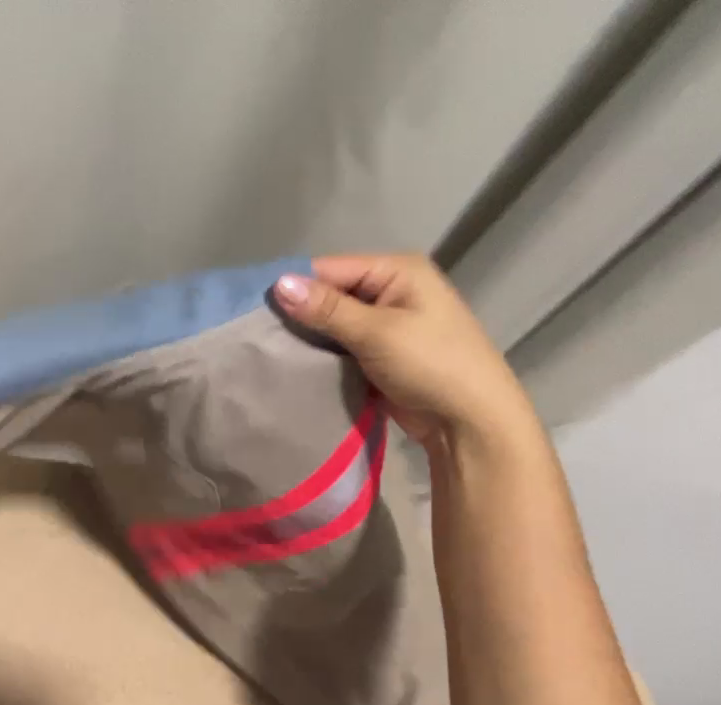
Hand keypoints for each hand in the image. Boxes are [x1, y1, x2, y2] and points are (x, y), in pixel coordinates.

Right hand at [272, 254, 537, 448]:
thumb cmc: (431, 364)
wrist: (468, 420)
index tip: (252, 311)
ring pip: (330, 324)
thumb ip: (327, 309)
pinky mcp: (376, 355)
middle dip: (296, 315)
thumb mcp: (377, 332)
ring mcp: (384, 324)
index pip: (329, 269)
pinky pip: (338, 347)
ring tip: (265, 353)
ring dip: (306, 339)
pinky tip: (292, 367)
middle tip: (254, 337)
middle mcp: (389, 291)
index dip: (293, 287)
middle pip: (328, 295)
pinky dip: (318, 356)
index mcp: (396, 271)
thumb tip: (278, 284)